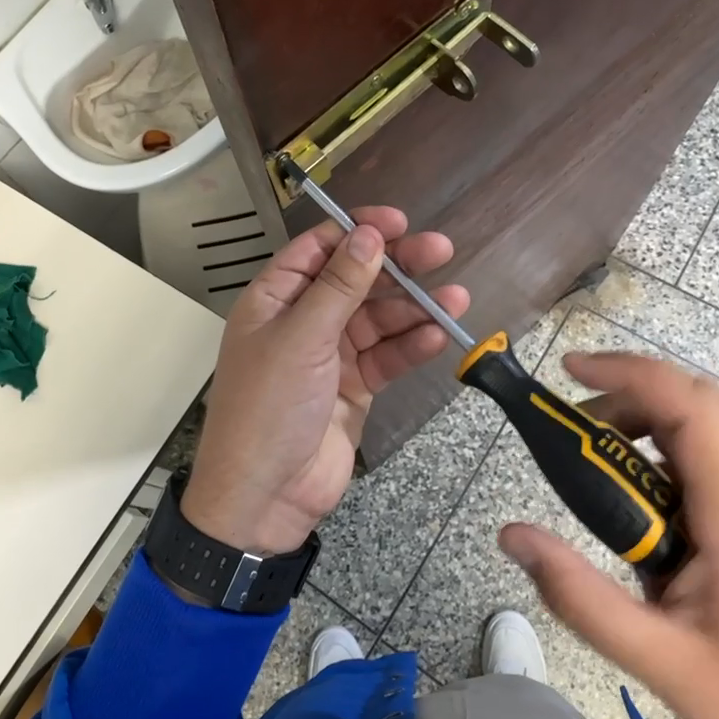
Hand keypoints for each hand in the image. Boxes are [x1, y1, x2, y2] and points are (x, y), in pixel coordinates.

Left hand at [181, 208, 466, 555]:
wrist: (265, 496)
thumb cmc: (267, 408)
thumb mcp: (300, 339)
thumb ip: (337, 287)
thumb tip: (367, 236)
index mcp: (274, 299)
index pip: (318, 250)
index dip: (357, 232)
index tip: (399, 222)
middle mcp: (302, 321)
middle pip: (355, 280)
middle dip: (396, 267)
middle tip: (440, 251)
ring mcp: (329, 355)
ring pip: (377, 319)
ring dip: (413, 308)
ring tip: (454, 298)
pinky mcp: (354, 388)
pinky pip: (386, 357)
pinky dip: (410, 346)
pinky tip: (437, 337)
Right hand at [497, 353, 718, 718]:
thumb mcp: (664, 663)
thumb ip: (581, 597)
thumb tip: (512, 536)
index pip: (692, 407)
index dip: (629, 372)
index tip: (570, 368)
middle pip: (696, 415)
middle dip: (624, 408)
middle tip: (570, 445)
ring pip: (710, 448)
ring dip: (647, 449)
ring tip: (606, 506)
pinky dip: (675, 480)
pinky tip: (656, 541)